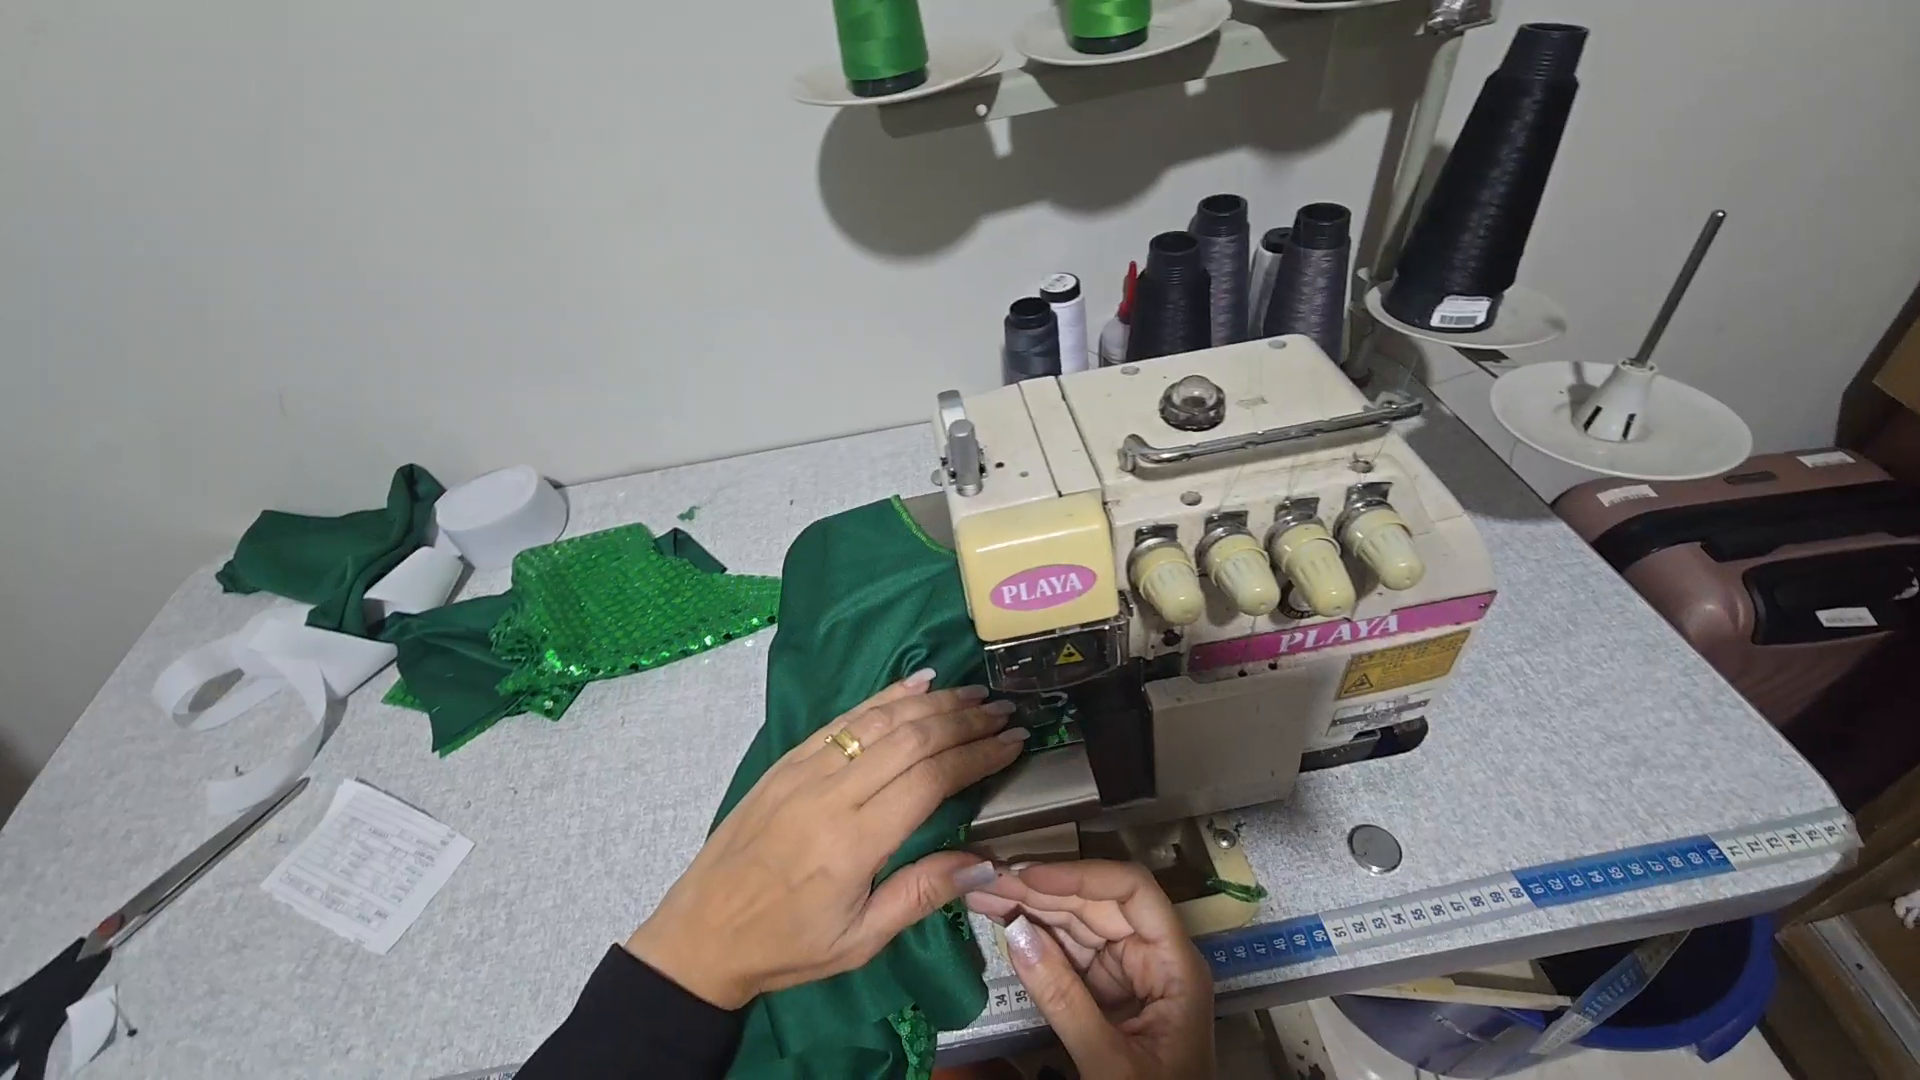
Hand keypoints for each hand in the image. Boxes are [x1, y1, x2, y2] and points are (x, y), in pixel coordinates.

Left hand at [625, 672, 1025, 1008]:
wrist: (700, 932)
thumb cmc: (787, 945)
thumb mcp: (860, 939)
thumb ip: (923, 893)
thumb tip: (986, 860)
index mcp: (853, 843)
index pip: (930, 780)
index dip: (977, 755)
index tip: (1013, 742)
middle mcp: (831, 793)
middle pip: (911, 738)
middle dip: (964, 720)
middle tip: (1003, 710)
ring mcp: (805, 768)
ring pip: (880, 719)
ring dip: (933, 702)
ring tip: (973, 695)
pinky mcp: (788, 758)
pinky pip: (845, 717)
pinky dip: (885, 695)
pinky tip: (918, 682)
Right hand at [967, 861, 1214, 1079]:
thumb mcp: (1110, 1066)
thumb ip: (1064, 1000)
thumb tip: (1014, 933)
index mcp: (1174, 964)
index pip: (1132, 891)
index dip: (1080, 875)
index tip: (1028, 876)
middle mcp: (1152, 955)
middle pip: (1096, 902)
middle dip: (1040, 888)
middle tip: (986, 878)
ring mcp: (1127, 972)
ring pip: (1075, 922)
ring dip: (1028, 905)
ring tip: (983, 891)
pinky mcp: (1104, 991)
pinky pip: (1067, 951)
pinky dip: (1033, 935)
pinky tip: (1001, 918)